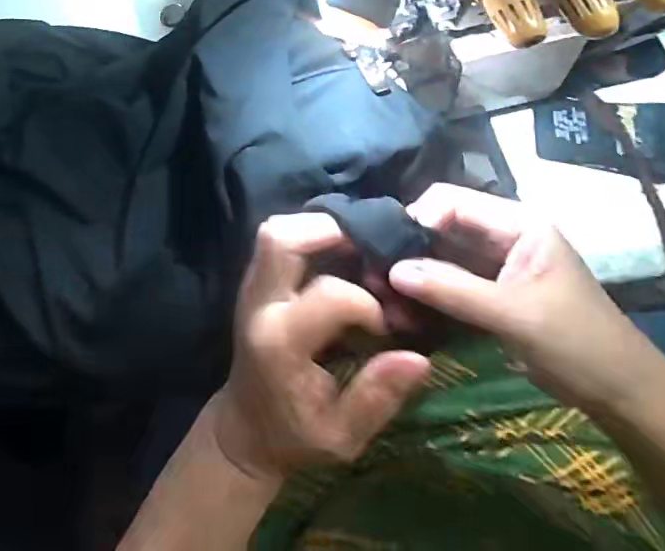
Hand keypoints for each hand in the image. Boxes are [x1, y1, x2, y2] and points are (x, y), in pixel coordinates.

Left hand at [209, 212, 432, 482]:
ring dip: (320, 228)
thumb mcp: (343, 437)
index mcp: (280, 342)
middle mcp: (260, 303)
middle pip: (282, 238)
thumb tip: (419, 358)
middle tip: (372, 251)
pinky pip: (278, 239)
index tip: (387, 326)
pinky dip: (311, 235)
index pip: (328, 294)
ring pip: (276, 230)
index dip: (367, 304)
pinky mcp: (255, 280)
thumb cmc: (294, 435)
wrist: (245, 429)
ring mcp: (252, 286)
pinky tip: (340, 253)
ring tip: (358, 248)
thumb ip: (377, 397)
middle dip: (332, 233)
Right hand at [387, 184, 664, 415]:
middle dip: (409, 247)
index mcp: (517, 222)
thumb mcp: (514, 315)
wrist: (625, 398)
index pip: (452, 200)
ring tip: (382, 292)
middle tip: (375, 272)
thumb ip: (452, 289)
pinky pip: (449, 281)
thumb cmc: (579, 344)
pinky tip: (402, 306)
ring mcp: (496, 265)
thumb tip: (392, 270)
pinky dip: (427, 291)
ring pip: (442, 254)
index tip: (387, 248)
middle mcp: (502, 234)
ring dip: (414, 271)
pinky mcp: (491, 293)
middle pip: (442, 226)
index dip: (417, 217)